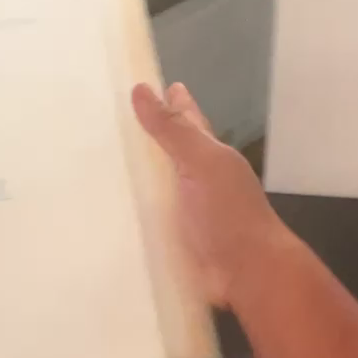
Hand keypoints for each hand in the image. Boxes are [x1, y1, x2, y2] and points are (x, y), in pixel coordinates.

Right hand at [132, 82, 290, 305]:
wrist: (248, 274)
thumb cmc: (230, 213)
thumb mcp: (203, 163)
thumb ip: (174, 131)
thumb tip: (142, 89)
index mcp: (211, 159)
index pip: (189, 123)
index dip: (177, 104)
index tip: (159, 84)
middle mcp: (200, 185)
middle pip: (172, 157)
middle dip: (153, 142)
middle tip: (121, 124)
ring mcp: (188, 217)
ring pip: (159, 192)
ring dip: (140, 184)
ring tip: (109, 170)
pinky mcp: (176, 246)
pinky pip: (151, 227)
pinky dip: (136, 220)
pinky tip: (114, 219)